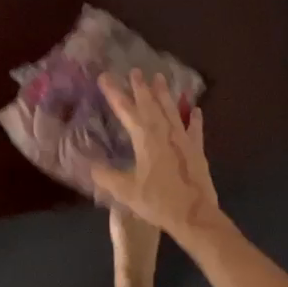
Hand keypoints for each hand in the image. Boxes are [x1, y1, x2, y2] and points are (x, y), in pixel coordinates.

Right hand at [83, 68, 220, 237]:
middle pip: (151, 105)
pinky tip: (196, 110)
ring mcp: (183, 140)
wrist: (194, 215)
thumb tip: (90, 166)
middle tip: (136, 71)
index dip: (115, 93)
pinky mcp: (196, 150)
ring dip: (165, 95)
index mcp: (145, 139)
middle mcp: (164, 133)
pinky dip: (194, 119)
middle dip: (141, 87)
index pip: (126, 111)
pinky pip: (195, 130)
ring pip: (172, 111)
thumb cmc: (158, 201)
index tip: (105, 77)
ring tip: (161, 78)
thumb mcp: (126, 191)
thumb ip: (107, 176)